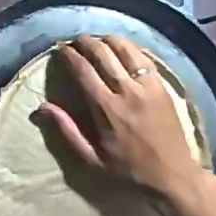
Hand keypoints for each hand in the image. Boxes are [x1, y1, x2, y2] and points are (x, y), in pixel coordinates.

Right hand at [38, 35, 208, 208]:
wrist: (173, 175)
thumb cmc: (129, 172)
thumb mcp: (92, 160)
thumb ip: (67, 131)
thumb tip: (43, 107)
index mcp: (106, 109)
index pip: (83, 71)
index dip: (69, 56)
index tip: (60, 49)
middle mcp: (127, 91)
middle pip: (103, 54)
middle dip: (86, 43)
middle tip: (76, 41)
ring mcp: (148, 86)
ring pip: (125, 50)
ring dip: (108, 40)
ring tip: (98, 39)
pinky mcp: (162, 87)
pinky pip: (144, 59)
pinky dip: (131, 48)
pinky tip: (123, 48)